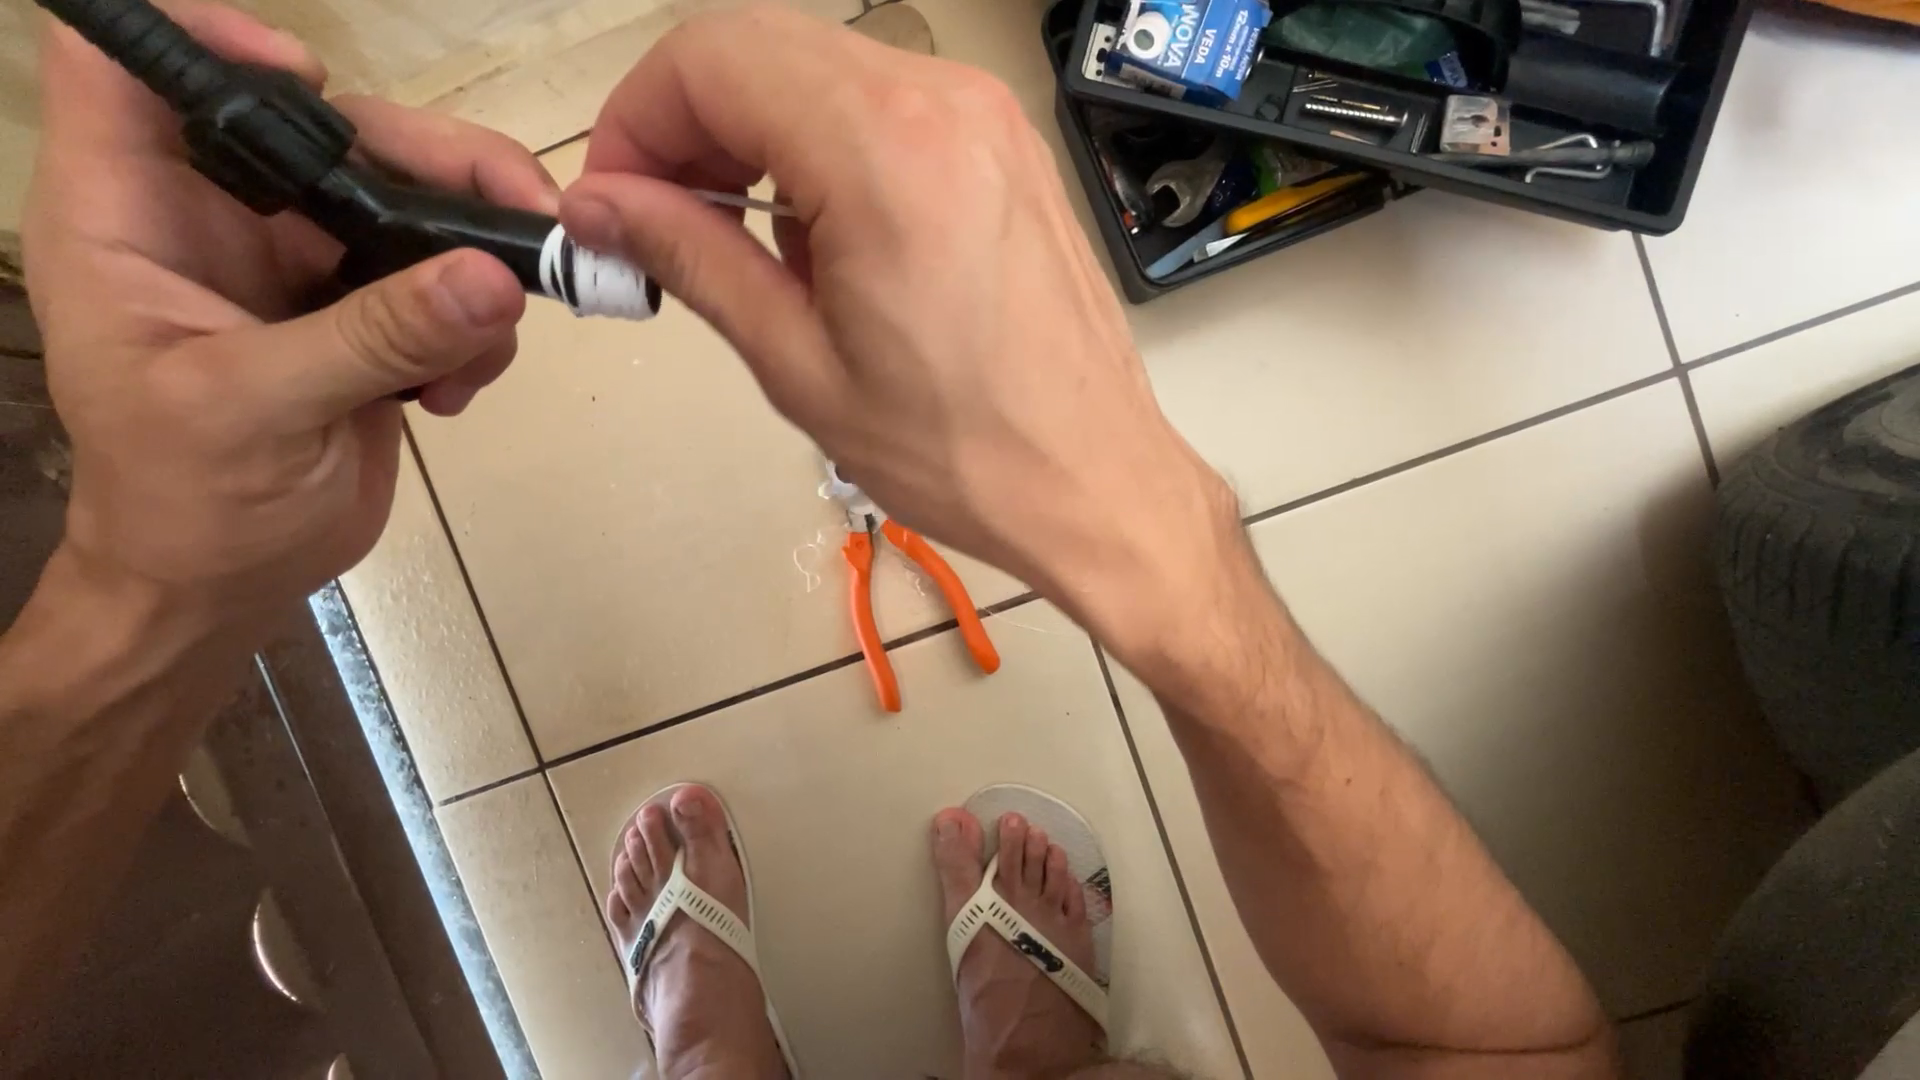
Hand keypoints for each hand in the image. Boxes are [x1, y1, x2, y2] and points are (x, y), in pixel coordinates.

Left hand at [24, 4, 555, 633]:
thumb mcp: (267, 409)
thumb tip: (496, 278)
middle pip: (339, 144)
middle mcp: (235, 232)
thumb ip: (379, 337)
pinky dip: (476, 339)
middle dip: (439, 172)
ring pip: (417, 224)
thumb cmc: (195, 500)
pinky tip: (454, 396)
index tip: (324, 81)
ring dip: (477, 271)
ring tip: (481, 353)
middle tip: (531, 216)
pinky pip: (451, 300)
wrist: (236, 581)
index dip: (219, 49)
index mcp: (143, 221)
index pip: (145, 75)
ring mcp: (318, 283)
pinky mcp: (380, 332)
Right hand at [559, 5, 1241, 642]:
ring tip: (762, 256)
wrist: (1092, 483)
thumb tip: (607, 208)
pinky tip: (836, 246)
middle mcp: (946, 105)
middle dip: (695, 129)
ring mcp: (991, 124)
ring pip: (830, 78)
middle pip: (768, 51)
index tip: (619, 202)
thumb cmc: (960, 453)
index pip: (712, 58)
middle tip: (671, 227)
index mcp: (885, 152)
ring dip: (765, 145)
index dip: (639, 121)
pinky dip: (834, 156)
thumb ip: (697, 261)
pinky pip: (893, 115)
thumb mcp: (803, 368)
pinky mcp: (1012, 156)